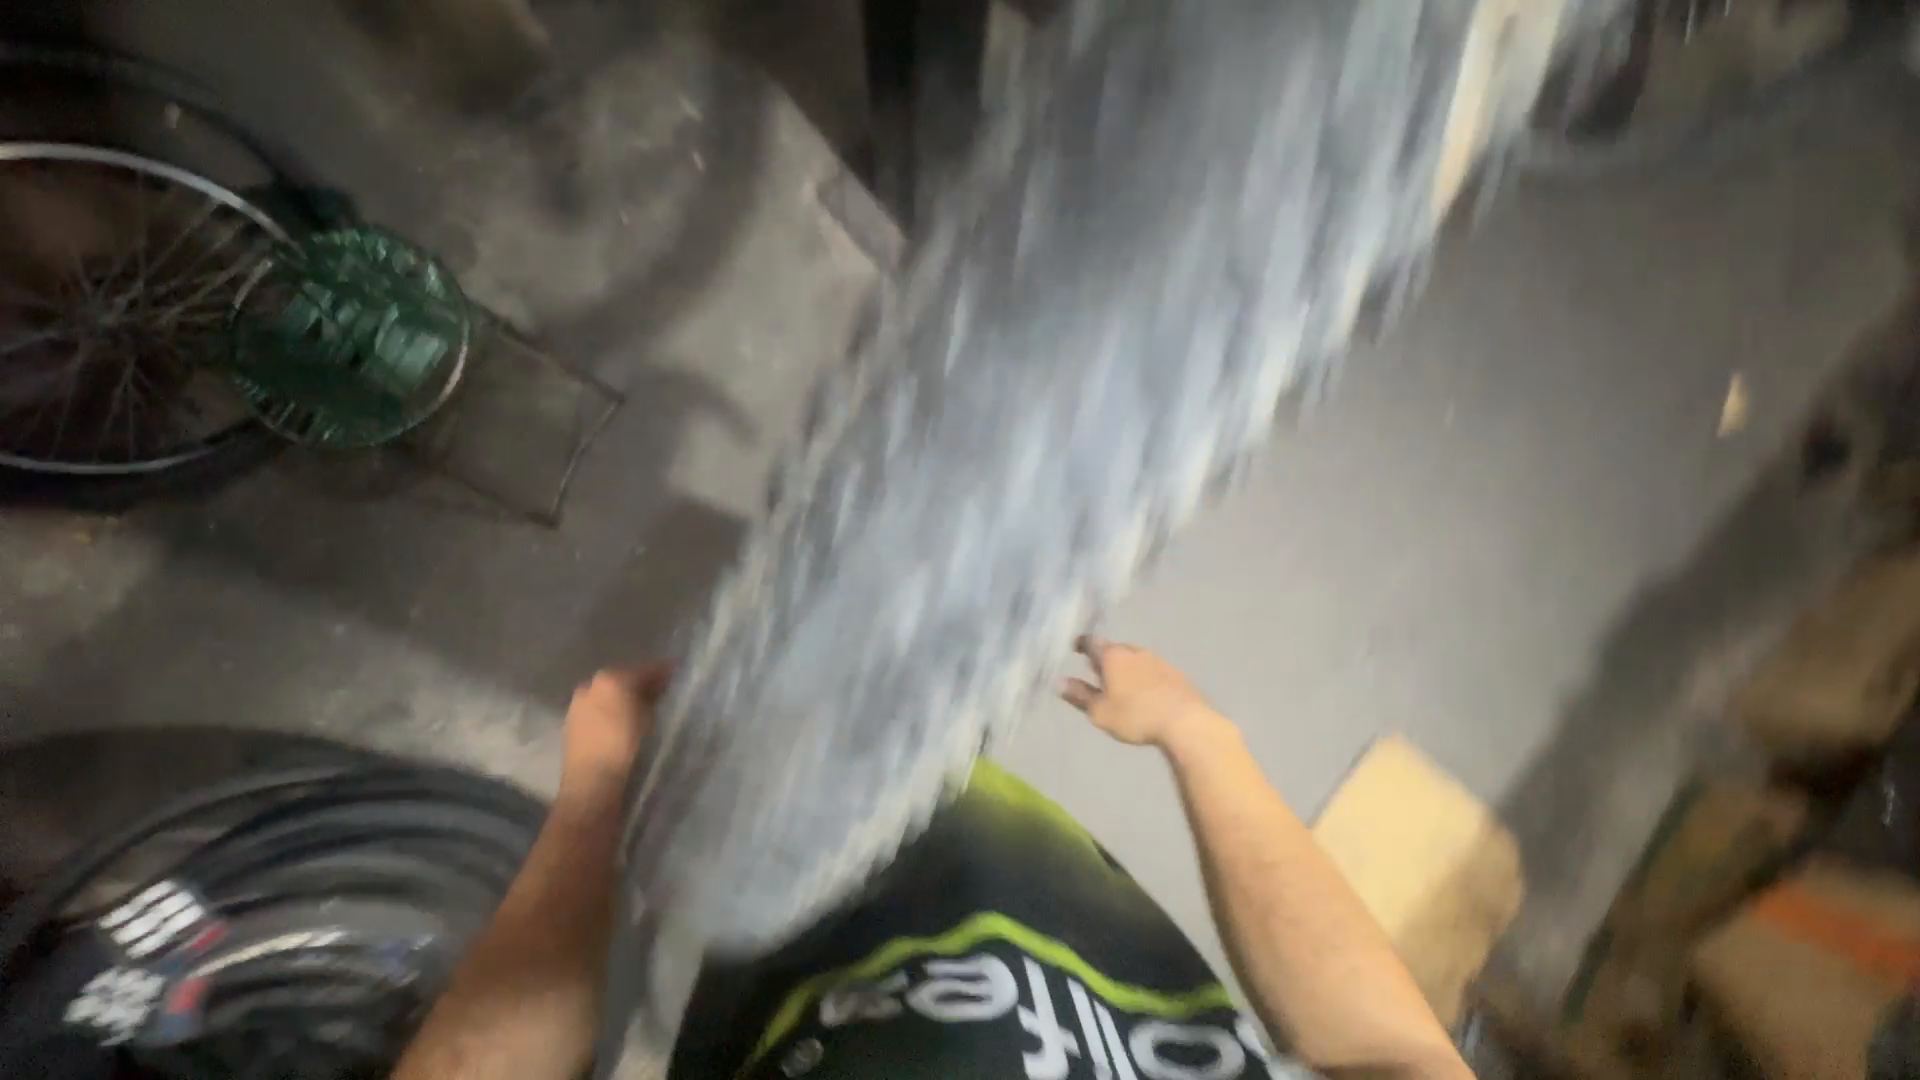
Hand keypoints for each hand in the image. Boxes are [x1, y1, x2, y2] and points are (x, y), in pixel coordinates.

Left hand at [559, 662, 672, 798]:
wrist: (592, 785)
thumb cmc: (623, 745)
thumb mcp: (647, 713)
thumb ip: (654, 690)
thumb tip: (661, 679)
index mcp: (608, 678)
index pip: (642, 669)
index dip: (662, 674)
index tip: (678, 679)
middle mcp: (589, 687)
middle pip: (624, 681)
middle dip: (643, 687)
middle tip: (665, 698)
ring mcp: (578, 708)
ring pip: (612, 698)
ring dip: (628, 702)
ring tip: (648, 716)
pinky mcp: (574, 729)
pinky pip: (602, 714)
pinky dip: (615, 716)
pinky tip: (627, 729)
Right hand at [1060, 636, 1225, 747]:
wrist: (1185, 721)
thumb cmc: (1135, 715)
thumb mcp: (1100, 711)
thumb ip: (1079, 695)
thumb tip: (1060, 682)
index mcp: (1113, 656)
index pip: (1091, 642)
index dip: (1081, 644)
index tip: (1074, 648)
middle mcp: (1135, 651)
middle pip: (1115, 649)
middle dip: (1104, 658)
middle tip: (1096, 670)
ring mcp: (1158, 660)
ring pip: (1135, 658)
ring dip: (1126, 667)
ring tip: (1121, 683)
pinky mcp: (1176, 674)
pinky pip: (1152, 670)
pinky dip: (1144, 676)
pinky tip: (1145, 691)